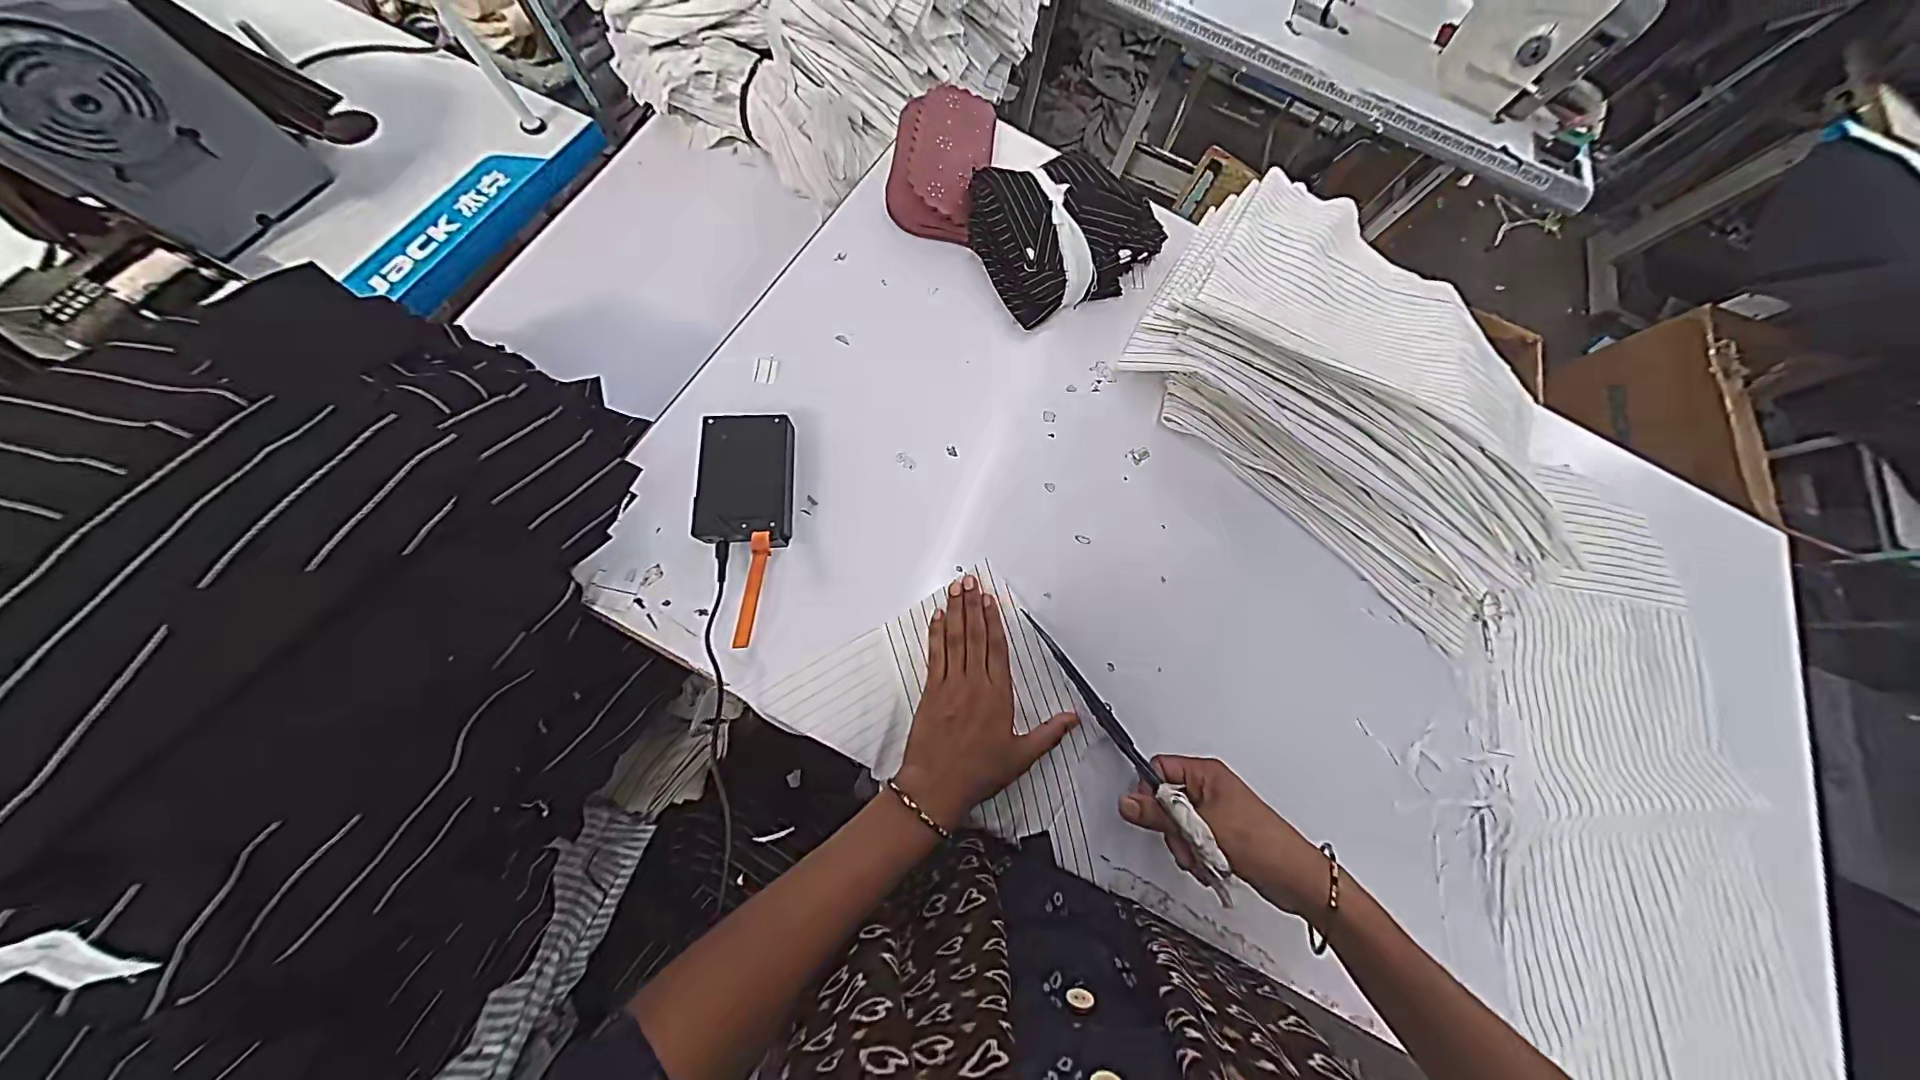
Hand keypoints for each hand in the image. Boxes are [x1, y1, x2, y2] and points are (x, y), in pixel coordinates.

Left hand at [893, 575, 1077, 828]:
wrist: (937, 786)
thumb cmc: (976, 772)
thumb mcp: (1021, 756)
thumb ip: (1048, 733)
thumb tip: (1071, 720)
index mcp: (996, 696)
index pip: (996, 648)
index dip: (992, 620)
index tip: (990, 600)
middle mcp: (973, 685)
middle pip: (974, 635)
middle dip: (972, 605)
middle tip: (971, 582)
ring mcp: (949, 685)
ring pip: (954, 639)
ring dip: (954, 611)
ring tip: (955, 590)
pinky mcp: (930, 692)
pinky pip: (934, 655)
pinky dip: (934, 634)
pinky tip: (935, 617)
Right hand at [1118, 755, 1331, 918]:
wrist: (1297, 879)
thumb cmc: (1265, 844)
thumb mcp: (1202, 828)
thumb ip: (1160, 815)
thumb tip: (1129, 802)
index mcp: (1206, 773)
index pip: (1159, 769)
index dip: (1150, 793)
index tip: (1153, 815)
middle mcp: (1210, 788)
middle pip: (1165, 800)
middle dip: (1172, 828)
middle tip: (1187, 840)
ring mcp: (1215, 812)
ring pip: (1178, 825)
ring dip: (1185, 847)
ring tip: (1205, 856)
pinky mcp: (1220, 835)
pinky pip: (1192, 841)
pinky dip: (1196, 856)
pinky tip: (1212, 864)